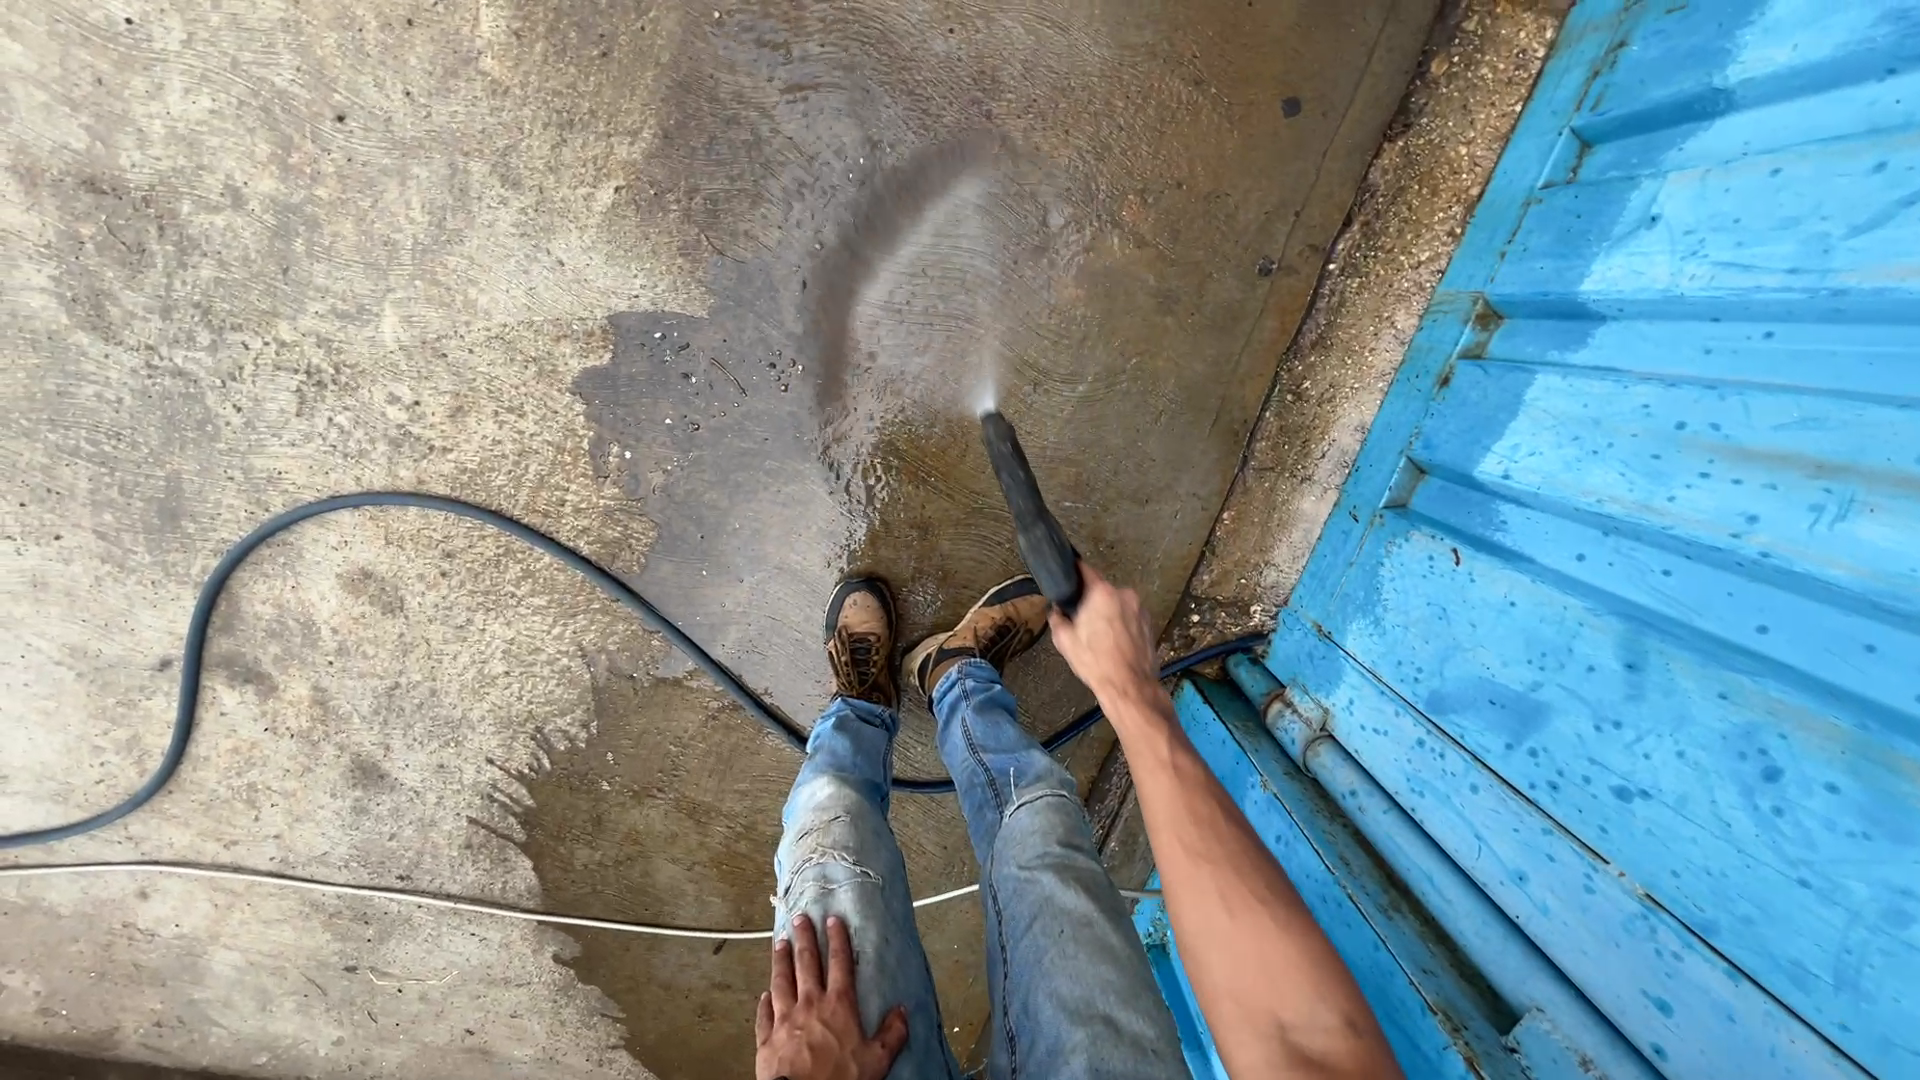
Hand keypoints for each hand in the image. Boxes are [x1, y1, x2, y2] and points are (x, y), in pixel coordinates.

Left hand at [756, 913, 907, 1079]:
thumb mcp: (876, 1061)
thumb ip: (891, 1034)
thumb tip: (902, 1011)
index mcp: (838, 1005)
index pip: (839, 963)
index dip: (837, 939)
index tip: (832, 919)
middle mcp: (810, 1004)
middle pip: (806, 964)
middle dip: (804, 939)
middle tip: (800, 919)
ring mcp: (785, 1020)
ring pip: (781, 982)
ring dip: (780, 961)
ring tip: (779, 943)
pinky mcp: (766, 1040)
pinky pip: (764, 1016)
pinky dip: (764, 1003)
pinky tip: (763, 994)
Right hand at [1049, 562, 1161, 707]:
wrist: (1128, 685)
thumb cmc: (1098, 663)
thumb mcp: (1065, 641)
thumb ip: (1057, 619)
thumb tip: (1057, 612)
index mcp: (1102, 593)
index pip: (1085, 570)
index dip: (1075, 572)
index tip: (1071, 572)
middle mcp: (1124, 595)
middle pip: (1102, 591)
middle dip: (1092, 602)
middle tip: (1083, 622)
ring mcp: (1140, 609)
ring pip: (1117, 604)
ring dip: (1109, 614)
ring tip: (1100, 638)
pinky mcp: (1149, 623)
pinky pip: (1130, 617)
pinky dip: (1122, 625)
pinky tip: (1114, 643)